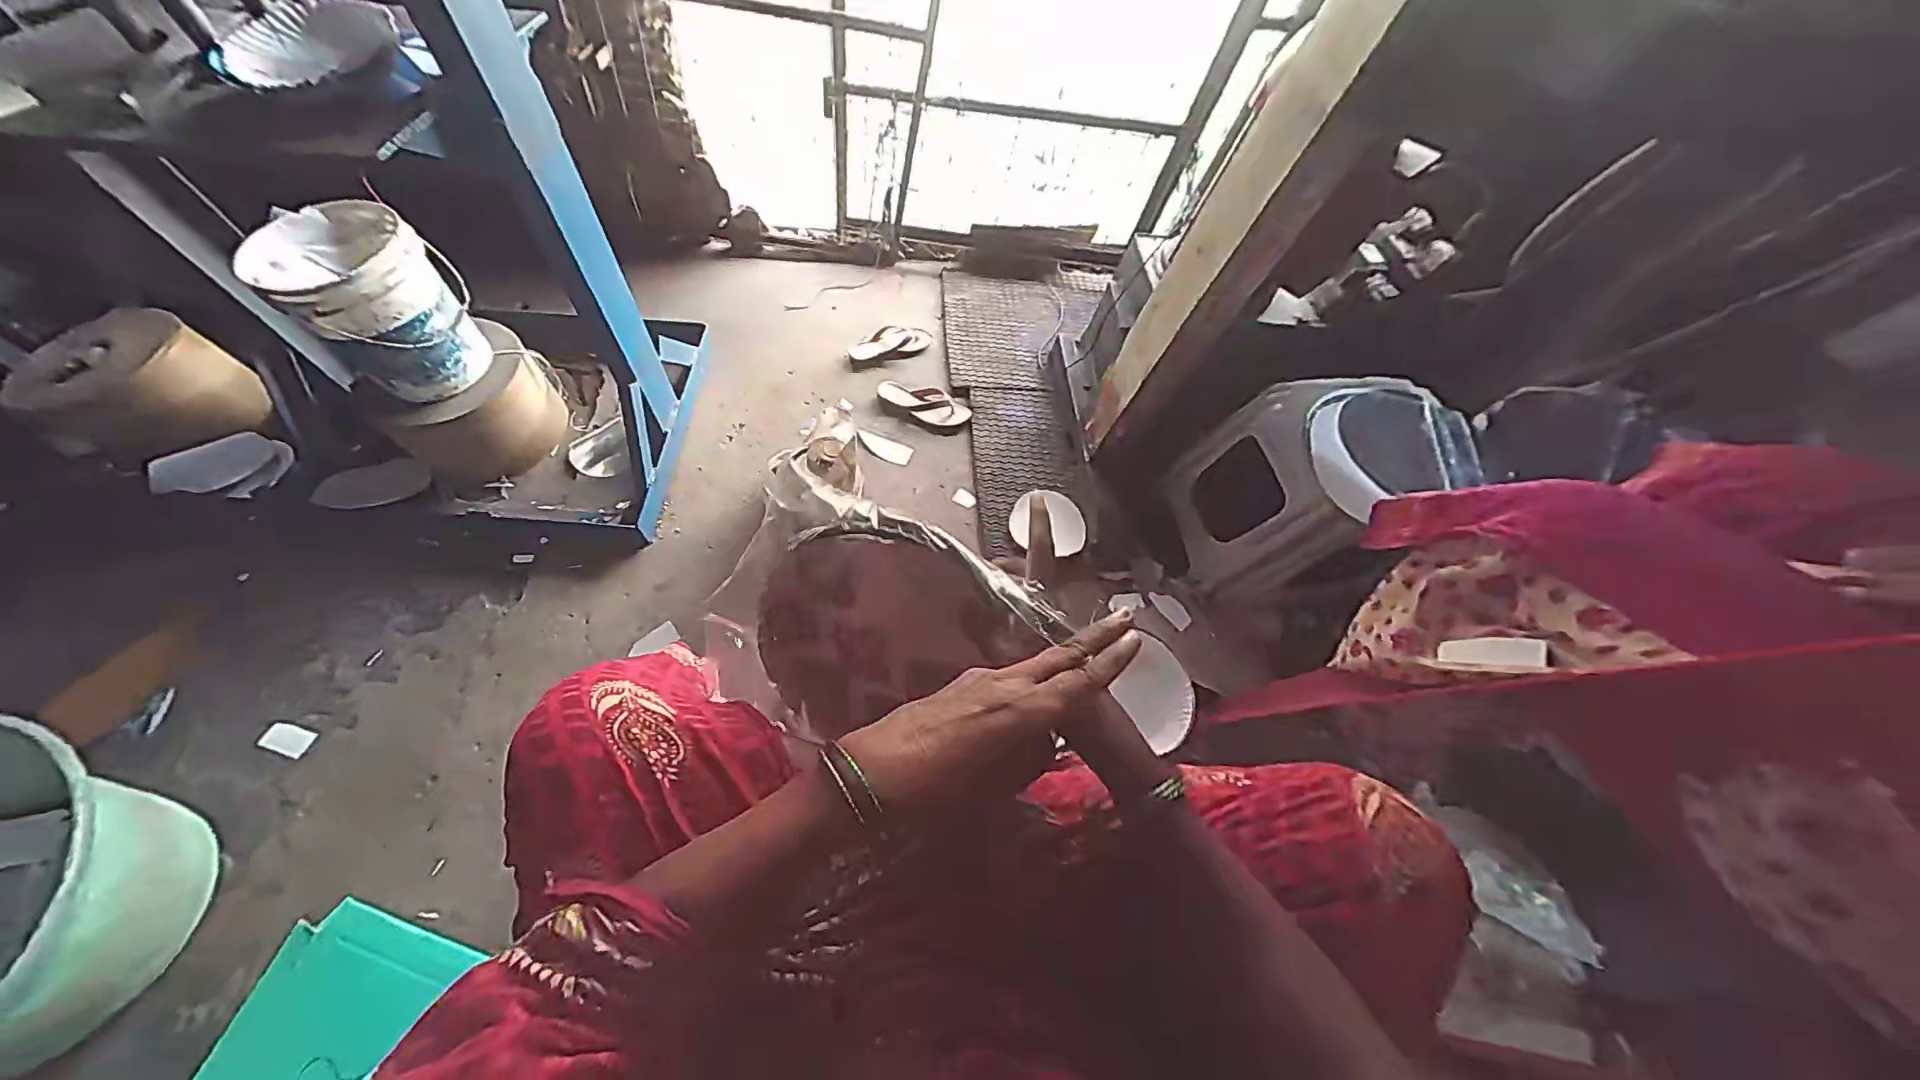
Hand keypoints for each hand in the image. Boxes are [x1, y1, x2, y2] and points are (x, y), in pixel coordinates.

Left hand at [838, 610, 1140, 821]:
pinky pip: (1009, 675)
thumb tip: (1046, 738)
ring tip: (1089, 653)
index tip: (1135, 639)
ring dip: (1064, 656)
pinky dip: (1033, 675)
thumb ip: (1027, 758)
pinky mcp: (960, 682)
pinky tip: (1034, 688)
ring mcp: (978, 679)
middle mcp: (1002, 685)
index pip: (1076, 683)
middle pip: (1059, 656)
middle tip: (1125, 617)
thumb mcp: (992, 789)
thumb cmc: (933, 794)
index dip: (1109, 663)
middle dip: (1094, 638)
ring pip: (1034, 663)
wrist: (868, 772)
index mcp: (1017, 712)